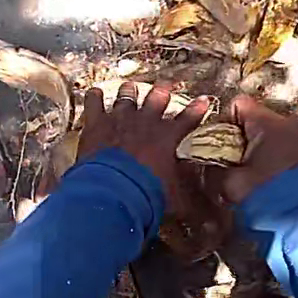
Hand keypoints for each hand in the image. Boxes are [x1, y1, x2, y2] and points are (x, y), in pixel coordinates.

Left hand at [77, 83, 211, 209]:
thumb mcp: (174, 197)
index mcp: (167, 137)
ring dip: (129, 91)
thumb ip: (186, 196)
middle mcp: (145, 122)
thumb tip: (203, 210)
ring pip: (126, 96)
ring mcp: (120, 119)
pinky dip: (94, 97)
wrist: (112, 189)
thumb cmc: (146, 193)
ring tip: (129, 87)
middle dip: (162, 92)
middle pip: (157, 98)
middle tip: (164, 88)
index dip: (197, 109)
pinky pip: (94, 102)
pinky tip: (93, 93)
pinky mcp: (97, 123)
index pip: (188, 119)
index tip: (204, 100)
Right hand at [215, 95, 297, 204]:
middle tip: (222, 159)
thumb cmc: (261, 193)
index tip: (214, 143)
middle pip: (248, 119)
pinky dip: (259, 155)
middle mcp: (284, 124)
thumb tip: (200, 159)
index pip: (237, 105)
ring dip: (245, 147)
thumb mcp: (227, 181)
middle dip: (231, 137)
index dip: (221, 121)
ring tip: (238, 169)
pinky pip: (270, 145)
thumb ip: (210, 165)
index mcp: (267, 124)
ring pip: (258, 133)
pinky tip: (253, 174)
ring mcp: (294, 138)